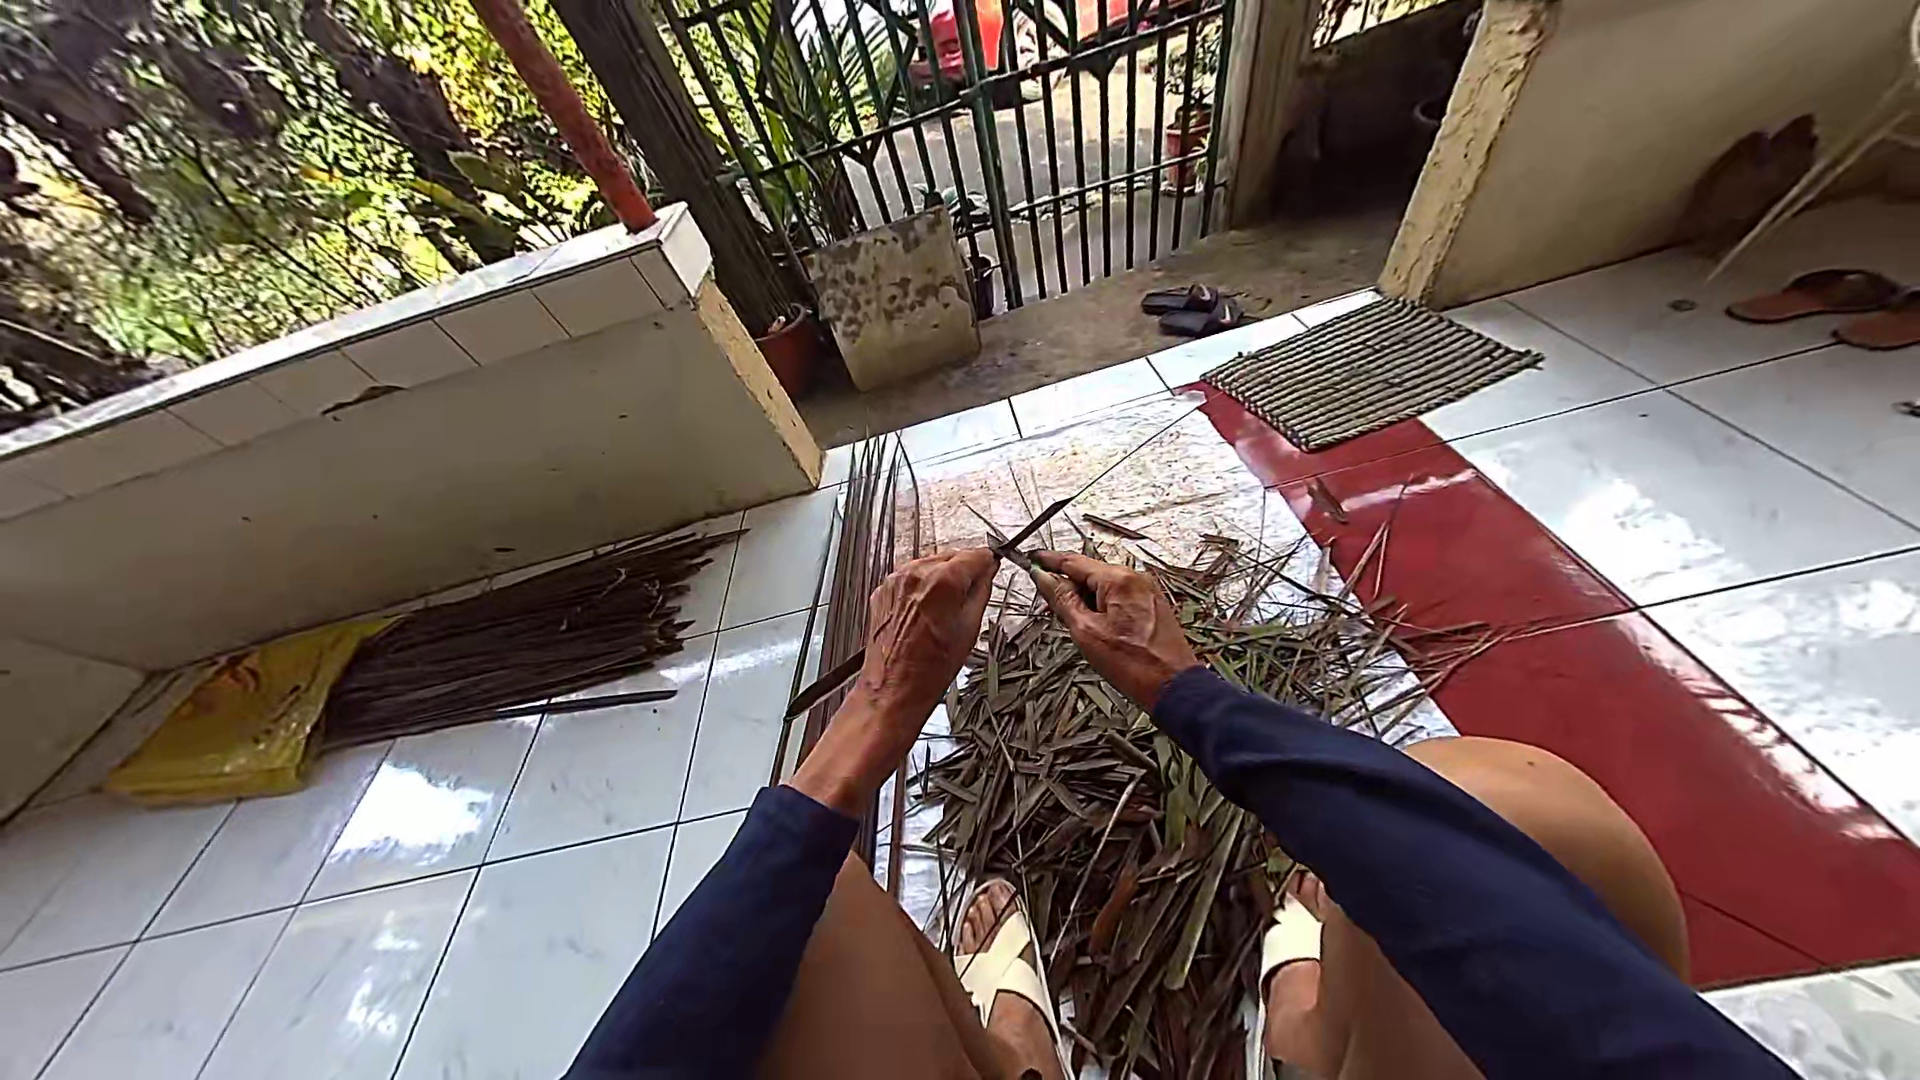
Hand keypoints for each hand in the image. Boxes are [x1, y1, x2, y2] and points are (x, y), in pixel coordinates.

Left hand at [789, 548, 996, 815]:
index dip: (987, 564)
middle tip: (968, 599)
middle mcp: (917, 573)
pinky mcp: (884, 589)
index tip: (991, 570)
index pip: (976, 554)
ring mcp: (897, 580)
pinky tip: (925, 614)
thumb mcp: (970, 628)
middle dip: (964, 572)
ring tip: (944, 611)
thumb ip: (982, 591)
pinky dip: (921, 589)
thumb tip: (988, 571)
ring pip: (931, 565)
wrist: (893, 687)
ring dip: (942, 579)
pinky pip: (911, 578)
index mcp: (943, 581)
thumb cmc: (929, 668)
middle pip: (952, 556)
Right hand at [1029, 550, 1201, 710]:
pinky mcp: (1150, 604)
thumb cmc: (1133, 664)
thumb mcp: (1085, 631)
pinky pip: (1117, 596)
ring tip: (1074, 625)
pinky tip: (1093, 626)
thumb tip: (1042, 577)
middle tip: (1049, 606)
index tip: (1032, 559)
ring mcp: (1145, 590)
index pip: (1074, 562)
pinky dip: (1100, 606)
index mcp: (1119, 579)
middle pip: (1088, 573)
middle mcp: (1135, 578)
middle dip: (1066, 587)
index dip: (1049, 561)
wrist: (1173, 687)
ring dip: (1083, 599)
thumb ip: (1061, 599)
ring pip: (1102, 586)